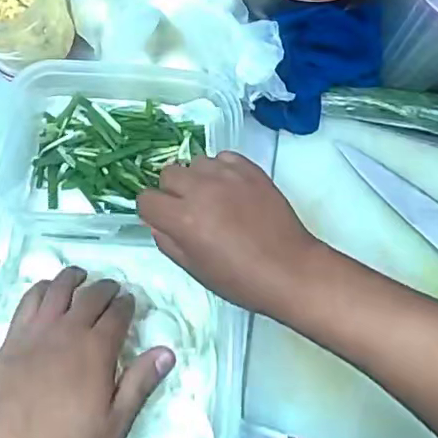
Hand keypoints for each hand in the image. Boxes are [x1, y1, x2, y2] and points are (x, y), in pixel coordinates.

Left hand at [0, 267, 173, 437]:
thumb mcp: (114, 423)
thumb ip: (140, 383)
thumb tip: (167, 352)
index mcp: (97, 348)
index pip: (118, 314)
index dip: (127, 304)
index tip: (131, 301)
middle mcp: (69, 329)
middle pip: (91, 295)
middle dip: (106, 288)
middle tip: (112, 289)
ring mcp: (39, 329)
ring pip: (60, 288)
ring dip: (74, 277)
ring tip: (81, 275)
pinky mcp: (14, 335)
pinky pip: (29, 299)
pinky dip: (42, 287)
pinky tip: (47, 288)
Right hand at [137, 152, 328, 319]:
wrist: (291, 270)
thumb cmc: (242, 280)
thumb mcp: (197, 271)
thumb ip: (169, 243)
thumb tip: (157, 223)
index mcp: (184, 219)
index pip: (146, 199)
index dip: (152, 211)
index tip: (165, 220)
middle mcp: (200, 190)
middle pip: (167, 174)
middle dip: (172, 192)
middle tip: (191, 211)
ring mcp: (226, 174)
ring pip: (195, 163)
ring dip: (198, 179)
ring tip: (215, 199)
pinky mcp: (248, 167)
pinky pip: (222, 157)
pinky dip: (221, 170)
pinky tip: (232, 190)